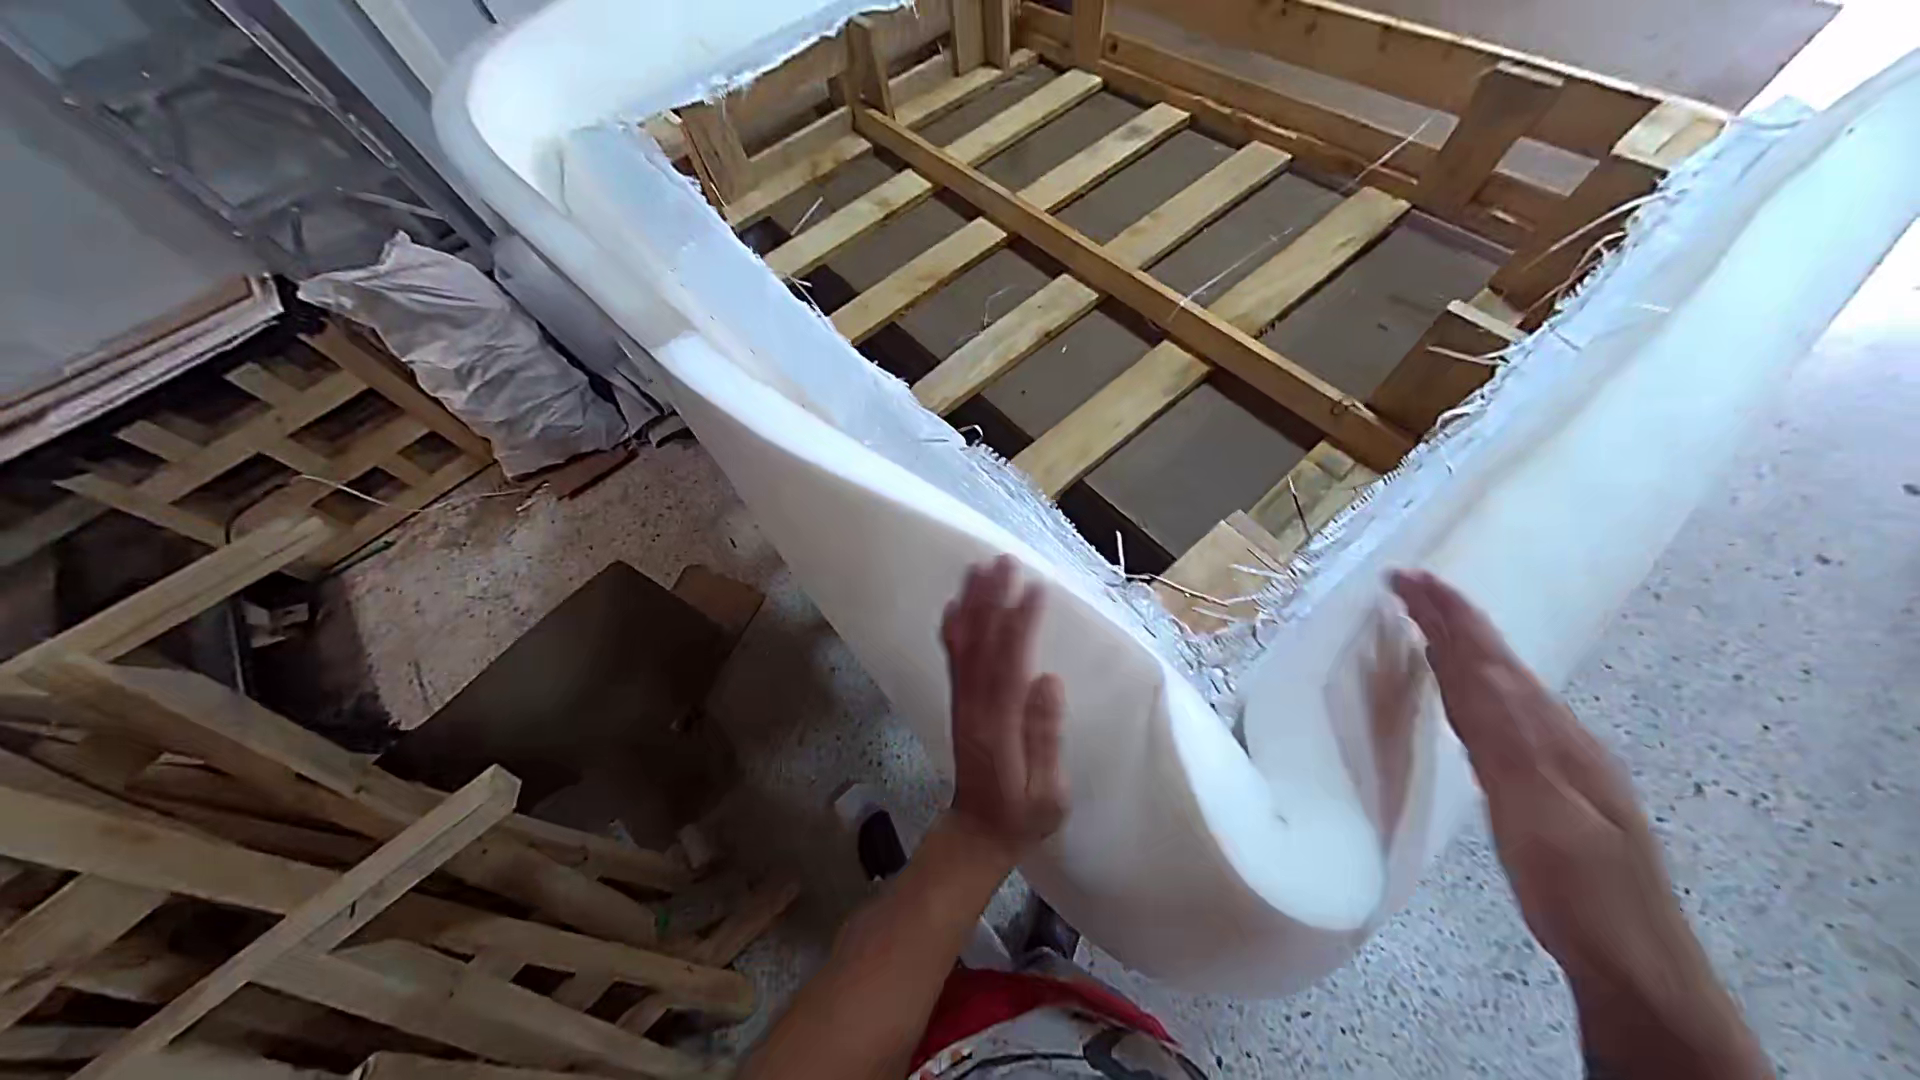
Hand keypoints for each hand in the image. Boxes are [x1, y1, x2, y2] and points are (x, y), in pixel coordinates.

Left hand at [940, 557, 1068, 861]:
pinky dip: (952, 628)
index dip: (1021, 623)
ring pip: (963, 644)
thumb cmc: (1021, 816)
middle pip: (982, 642)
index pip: (1010, 662)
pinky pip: (952, 659)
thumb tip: (1049, 680)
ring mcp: (962, 702)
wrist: (977, 832)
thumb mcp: (1048, 793)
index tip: (1034, 588)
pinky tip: (955, 605)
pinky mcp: (958, 703)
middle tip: (1004, 560)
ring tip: (979, 567)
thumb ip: (1045, 737)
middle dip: (992, 598)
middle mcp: (974, 704)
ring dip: (971, 604)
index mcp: (999, 723)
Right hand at [1390, 569, 1770, 1079]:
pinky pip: (1497, 710)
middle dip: (1452, 616)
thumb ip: (1509, 741)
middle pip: (1494, 661)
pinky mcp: (1543, 779)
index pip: (1487, 661)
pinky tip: (1461, 683)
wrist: (1633, 960)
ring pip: (1497, 682)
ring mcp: (1554, 757)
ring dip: (1461, 642)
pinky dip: (1470, 681)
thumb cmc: (1578, 890)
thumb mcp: (1542, 816)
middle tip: (1410, 580)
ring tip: (1429, 615)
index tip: (1409, 579)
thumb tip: (1477, 672)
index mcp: (1548, 736)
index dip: (1449, 618)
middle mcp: (1554, 734)